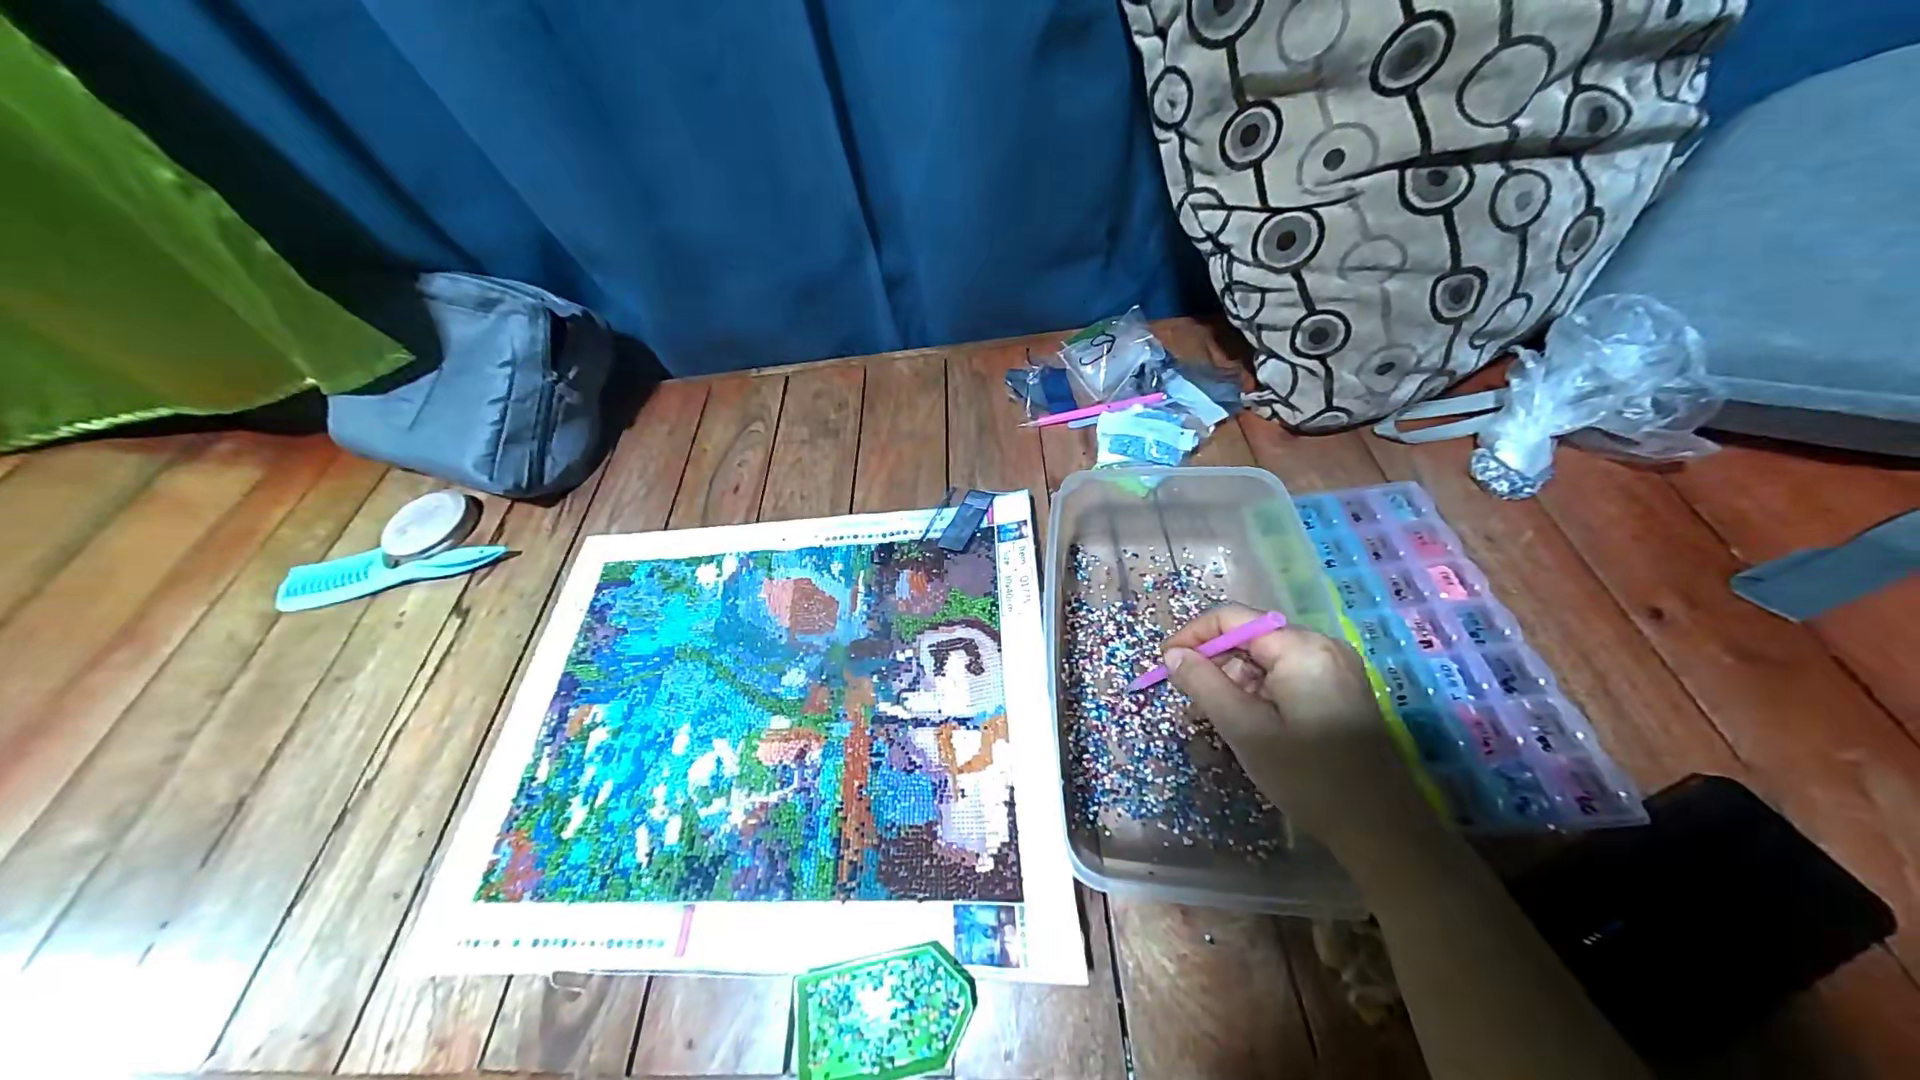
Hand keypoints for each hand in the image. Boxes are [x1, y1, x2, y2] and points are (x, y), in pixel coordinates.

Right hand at [1162, 603, 1428, 849]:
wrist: (1381, 828)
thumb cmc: (1308, 776)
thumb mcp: (1244, 728)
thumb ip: (1203, 684)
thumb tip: (1172, 655)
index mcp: (1300, 647)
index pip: (1231, 617)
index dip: (1192, 636)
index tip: (1165, 665)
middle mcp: (1321, 645)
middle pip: (1249, 636)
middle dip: (1213, 661)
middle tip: (1189, 697)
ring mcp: (1334, 667)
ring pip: (1265, 658)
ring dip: (1233, 679)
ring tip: (1215, 715)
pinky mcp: (1339, 689)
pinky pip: (1284, 674)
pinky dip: (1258, 690)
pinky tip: (1246, 720)